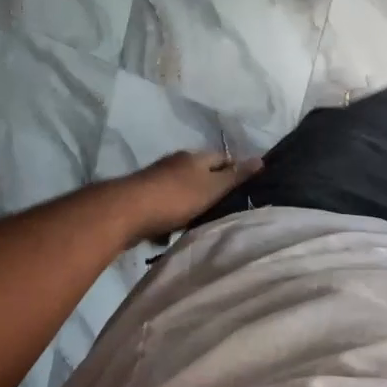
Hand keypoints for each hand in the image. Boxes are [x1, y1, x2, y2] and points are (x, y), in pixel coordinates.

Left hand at [126, 150, 263, 238]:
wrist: (125, 212)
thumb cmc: (176, 198)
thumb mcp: (213, 187)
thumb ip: (235, 176)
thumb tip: (261, 158)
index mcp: (195, 157)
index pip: (223, 157)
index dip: (235, 170)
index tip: (244, 188)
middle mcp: (176, 162)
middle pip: (201, 172)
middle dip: (211, 187)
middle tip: (224, 208)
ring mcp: (157, 179)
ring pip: (182, 188)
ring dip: (190, 201)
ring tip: (201, 221)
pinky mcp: (142, 197)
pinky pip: (165, 204)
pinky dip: (171, 214)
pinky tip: (173, 230)